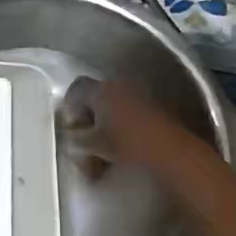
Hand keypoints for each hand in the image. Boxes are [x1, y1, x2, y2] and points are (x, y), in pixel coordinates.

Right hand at [63, 78, 208, 167]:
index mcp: (101, 91)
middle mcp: (119, 86)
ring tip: (101, 143)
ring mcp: (138, 95)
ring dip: (104, 121)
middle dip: (87, 115)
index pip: (77, 87)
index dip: (69, 103)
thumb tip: (68, 137)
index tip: (67, 121)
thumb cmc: (124, 142)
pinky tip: (120, 143)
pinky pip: (128, 112)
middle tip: (82, 134)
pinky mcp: (152, 107)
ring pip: (112, 105)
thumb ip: (76, 139)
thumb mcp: (92, 144)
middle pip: (95, 96)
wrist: (168, 149)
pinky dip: (120, 125)